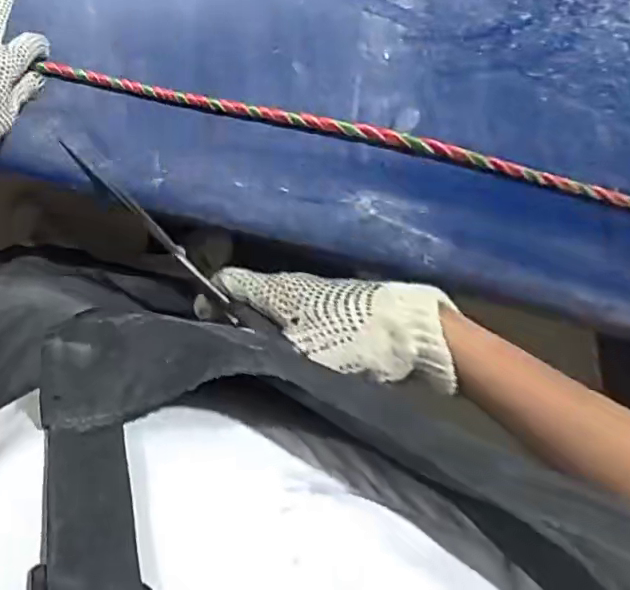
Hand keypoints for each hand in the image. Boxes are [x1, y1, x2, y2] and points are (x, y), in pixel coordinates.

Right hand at [212, 268, 460, 393]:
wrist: (424, 335)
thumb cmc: (355, 339)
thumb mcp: (302, 349)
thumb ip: (262, 342)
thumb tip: (232, 339)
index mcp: (272, 287)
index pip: (224, 281)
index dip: (208, 298)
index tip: (205, 322)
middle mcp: (288, 282)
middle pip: (248, 292)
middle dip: (235, 311)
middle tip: (234, 340)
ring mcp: (316, 291)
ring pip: (274, 302)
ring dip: (264, 320)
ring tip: (265, 346)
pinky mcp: (339, 304)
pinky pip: (299, 311)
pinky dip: (289, 325)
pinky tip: (299, 346)